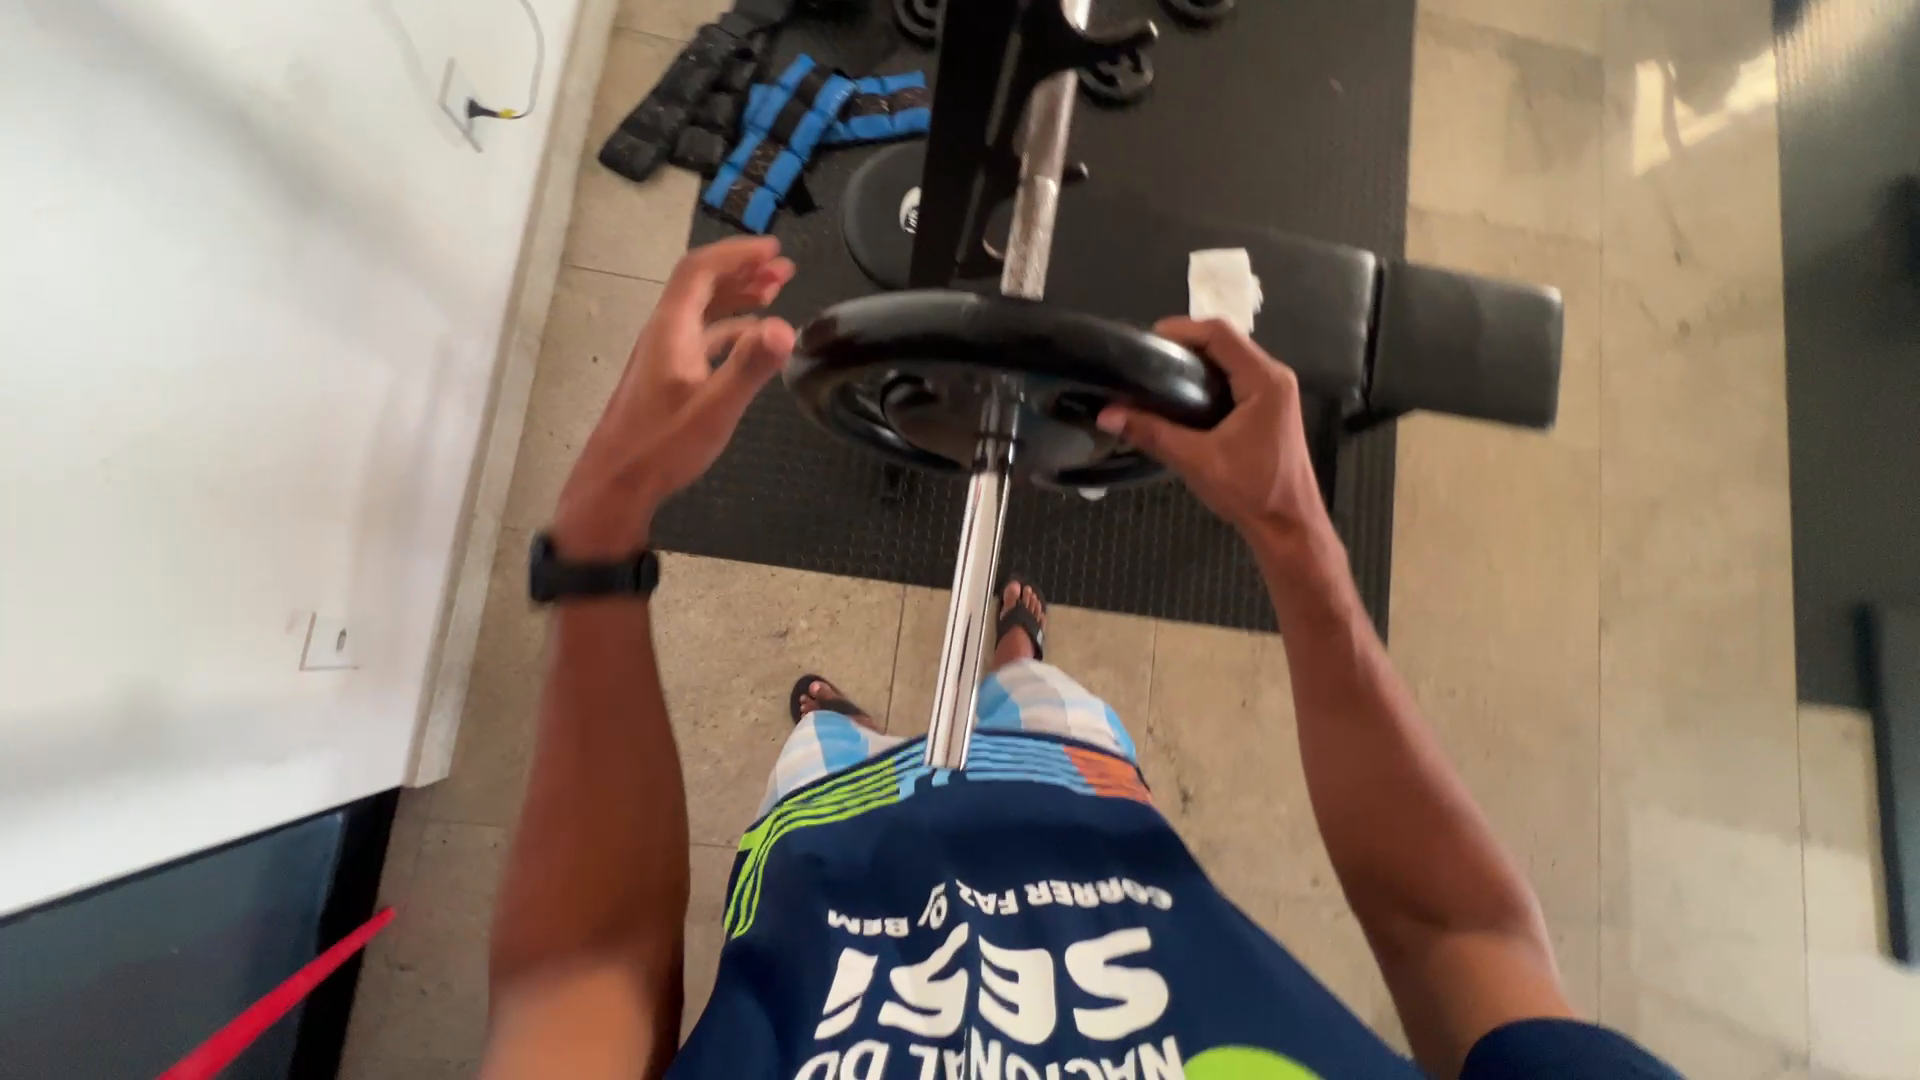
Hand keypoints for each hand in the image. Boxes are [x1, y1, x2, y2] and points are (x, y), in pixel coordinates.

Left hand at [551, 237, 796, 557]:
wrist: (616, 483)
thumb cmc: (663, 446)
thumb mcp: (714, 409)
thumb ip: (749, 367)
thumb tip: (785, 329)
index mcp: (672, 330)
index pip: (702, 271)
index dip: (738, 254)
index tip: (774, 249)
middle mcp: (665, 334)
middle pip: (702, 286)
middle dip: (744, 271)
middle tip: (783, 268)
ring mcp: (663, 356)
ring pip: (702, 312)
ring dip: (737, 298)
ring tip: (773, 294)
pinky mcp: (666, 378)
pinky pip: (701, 338)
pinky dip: (729, 329)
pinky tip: (749, 343)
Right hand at [1097, 317, 1328, 541]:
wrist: (1288, 525)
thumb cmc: (1250, 490)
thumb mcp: (1195, 460)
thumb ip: (1151, 433)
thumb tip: (1107, 415)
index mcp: (1264, 381)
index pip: (1220, 334)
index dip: (1181, 329)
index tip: (1146, 340)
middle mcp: (1274, 378)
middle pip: (1226, 342)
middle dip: (1184, 344)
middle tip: (1145, 359)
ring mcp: (1274, 394)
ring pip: (1230, 361)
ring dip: (1195, 362)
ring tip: (1156, 374)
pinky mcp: (1269, 409)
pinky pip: (1235, 379)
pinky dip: (1207, 379)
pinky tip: (1180, 397)